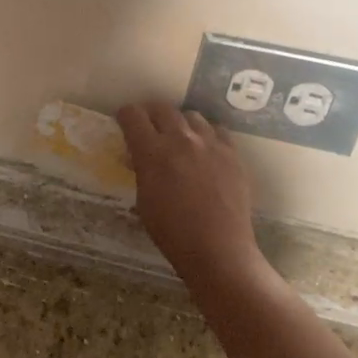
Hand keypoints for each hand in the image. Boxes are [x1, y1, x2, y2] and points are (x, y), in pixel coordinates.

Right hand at [116, 101, 260, 279]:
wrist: (218, 249)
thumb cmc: (171, 232)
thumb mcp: (143, 200)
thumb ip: (142, 171)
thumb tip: (140, 157)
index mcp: (152, 152)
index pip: (133, 116)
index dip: (126, 116)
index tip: (124, 122)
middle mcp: (181, 139)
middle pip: (162, 108)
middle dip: (151, 114)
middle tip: (149, 127)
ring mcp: (210, 144)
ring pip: (191, 116)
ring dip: (180, 122)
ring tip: (179, 137)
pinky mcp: (232, 153)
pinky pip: (217, 130)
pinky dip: (207, 134)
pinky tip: (205, 149)